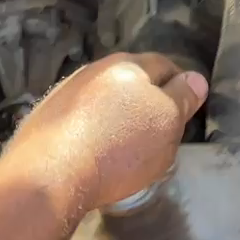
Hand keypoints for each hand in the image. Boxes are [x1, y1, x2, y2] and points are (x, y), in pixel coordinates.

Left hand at [0, 53, 207, 213]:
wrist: (49, 174)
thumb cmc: (119, 148)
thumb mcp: (167, 124)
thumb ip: (183, 98)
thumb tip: (195, 78)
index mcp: (128, 65)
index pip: (164, 65)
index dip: (179, 86)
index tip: (185, 110)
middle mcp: (94, 69)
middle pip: (130, 79)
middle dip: (145, 98)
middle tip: (157, 129)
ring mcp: (65, 92)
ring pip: (102, 97)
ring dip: (115, 113)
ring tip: (123, 144)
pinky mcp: (44, 117)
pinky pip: (78, 118)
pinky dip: (90, 128)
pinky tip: (91, 151)